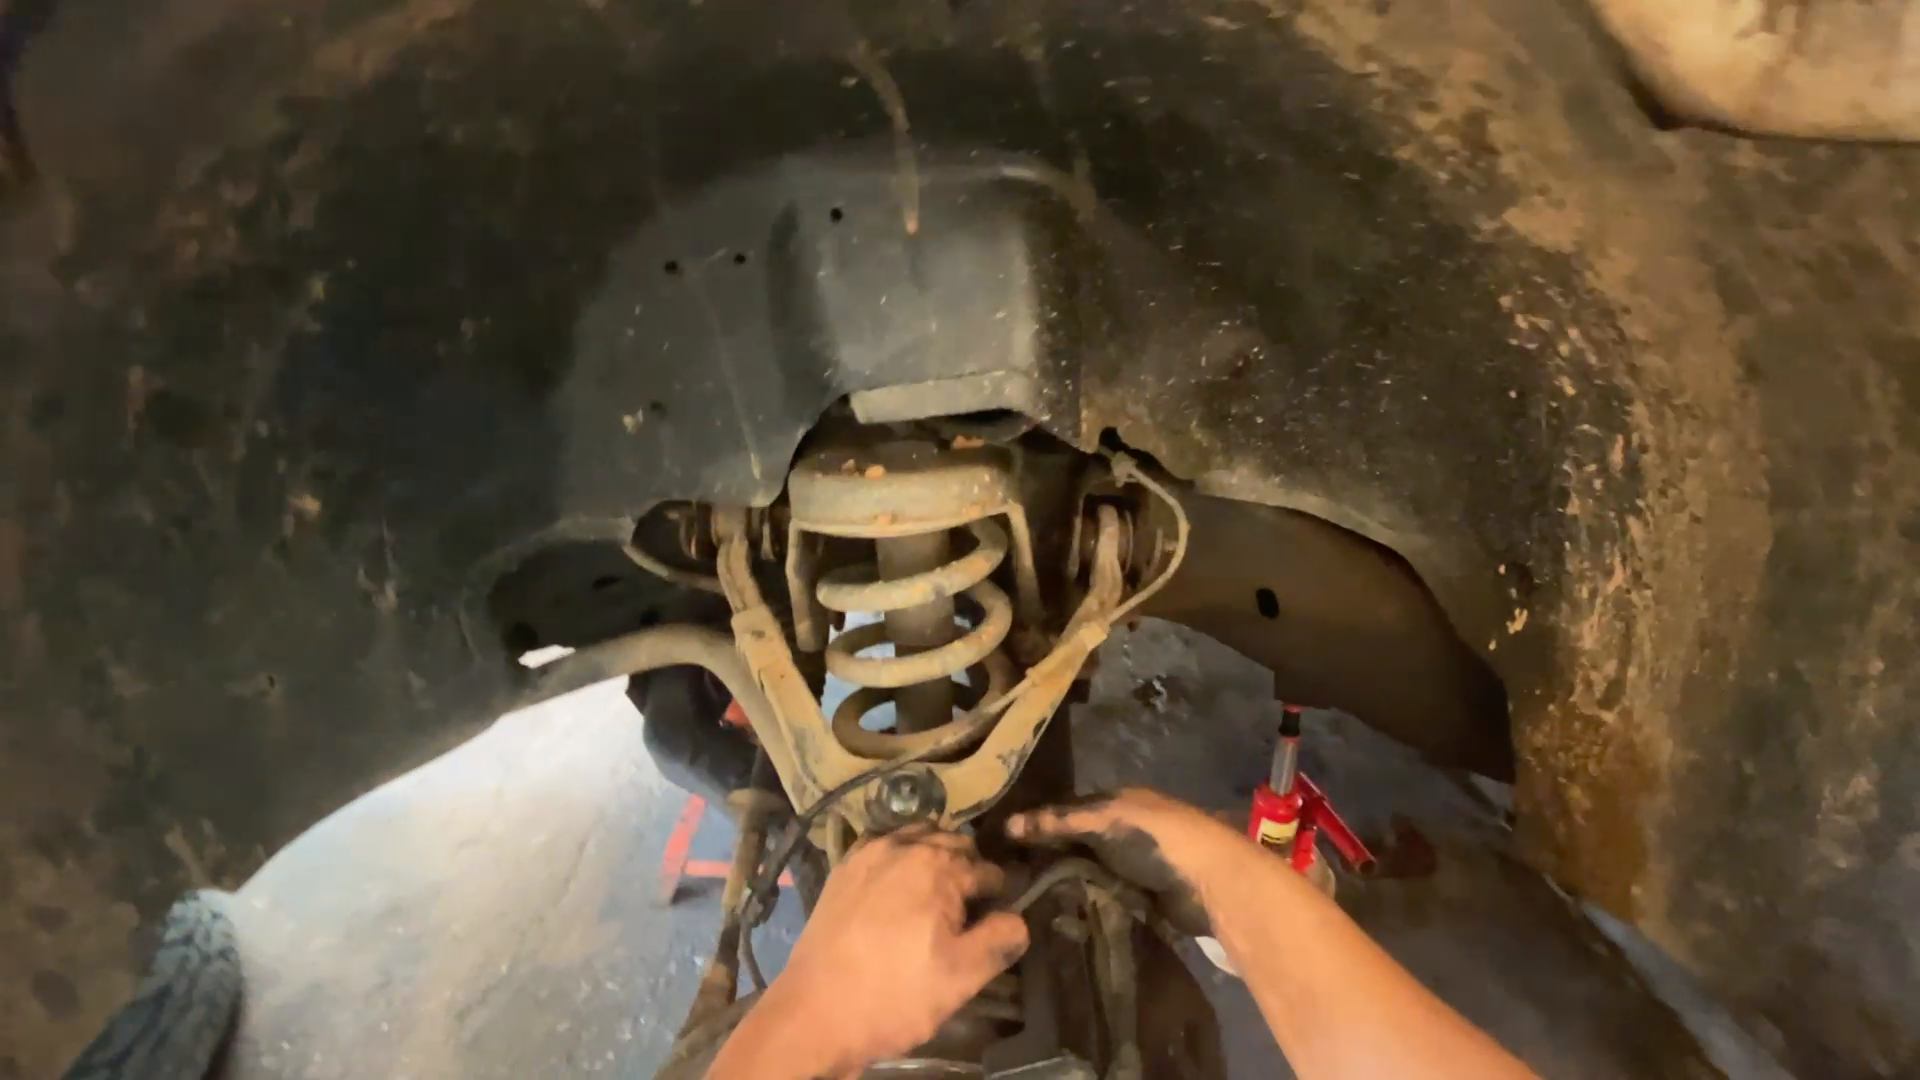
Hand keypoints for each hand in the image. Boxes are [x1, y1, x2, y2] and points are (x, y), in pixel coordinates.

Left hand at [713, 827, 1029, 1077]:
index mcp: (939, 866)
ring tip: (935, 892)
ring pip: (918, 836)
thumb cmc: (893, 994)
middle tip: (968, 908)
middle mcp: (906, 844)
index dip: (998, 894)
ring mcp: (870, 851)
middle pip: (954, 844)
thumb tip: (1019, 918)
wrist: (813, 1011)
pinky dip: (900, 853)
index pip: (986, 870)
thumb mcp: (960, 979)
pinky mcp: (845, 865)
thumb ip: (998, 941)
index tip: (997, 916)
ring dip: (935, 855)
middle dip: (968, 869)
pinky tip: (897, 883)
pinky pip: (884, 843)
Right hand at [1006, 789, 1247, 934]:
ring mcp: (1135, 865)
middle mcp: (1126, 829)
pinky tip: (1059, 915)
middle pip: (1079, 842)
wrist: (1210, 883)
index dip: (1041, 823)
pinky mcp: (1143, 898)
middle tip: (1011, 878)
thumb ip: (1058, 822)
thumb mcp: (1103, 821)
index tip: (1007, 844)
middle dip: (1052, 856)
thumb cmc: (1155, 839)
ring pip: (1090, 872)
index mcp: (1120, 801)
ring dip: (1068, 884)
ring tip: (1027, 901)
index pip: (1070, 809)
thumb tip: (1007, 824)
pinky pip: (1105, 898)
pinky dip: (1087, 904)